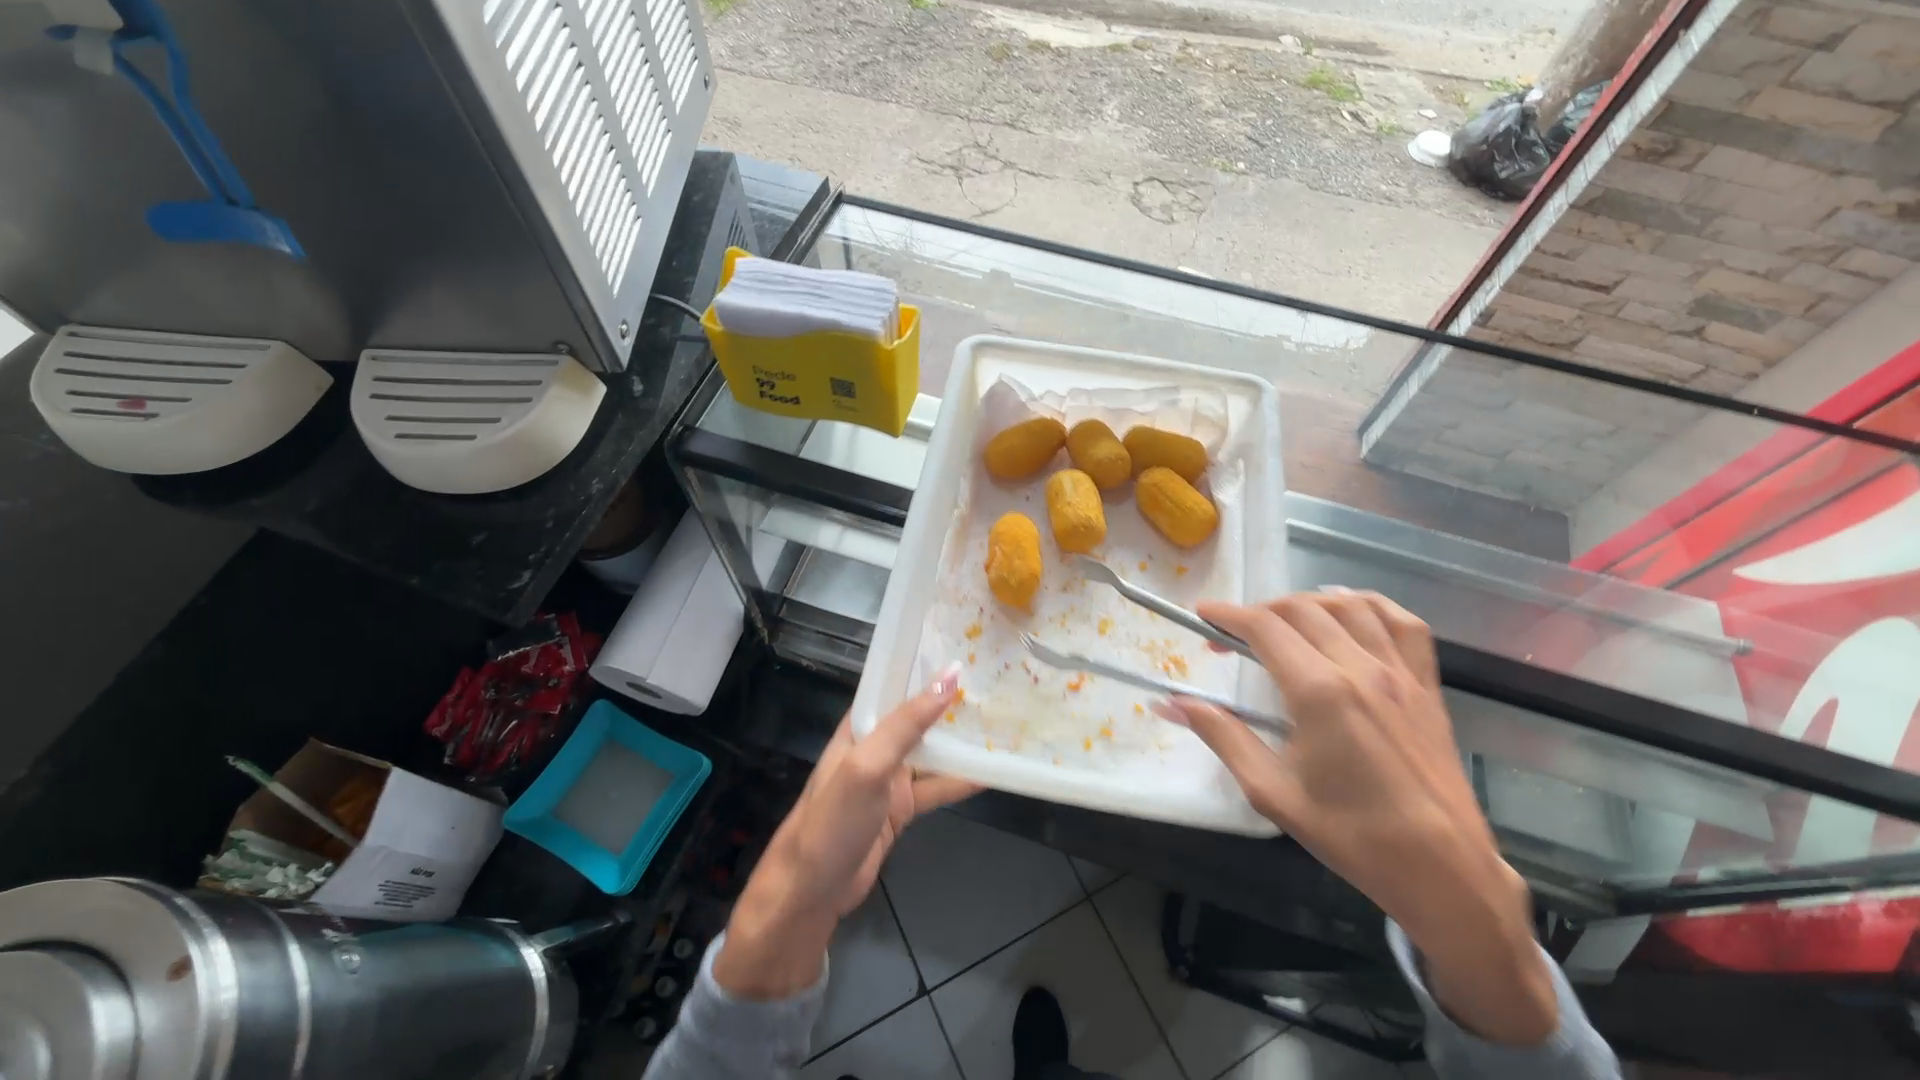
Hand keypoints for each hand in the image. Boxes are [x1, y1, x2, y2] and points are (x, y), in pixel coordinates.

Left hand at [714, 664, 981, 998]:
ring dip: (961, 741)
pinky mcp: (901, 809)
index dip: (924, 665)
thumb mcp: (868, 766)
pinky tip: (991, 772)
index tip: (965, 647)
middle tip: (997, 680)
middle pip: (917, 717)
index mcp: (859, 727)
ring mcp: (889, 779)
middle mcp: (875, 747)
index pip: (894, 685)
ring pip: (932, 752)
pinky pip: (936, 787)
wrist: (812, 889)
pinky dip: (961, 780)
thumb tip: (950, 677)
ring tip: (1003, 721)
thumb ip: (907, 724)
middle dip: (952, 701)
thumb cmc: (832, 820)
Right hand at [1162, 590, 1557, 1045]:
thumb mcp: (1271, 791)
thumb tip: (1170, 703)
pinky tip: (1351, 614)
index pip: (1265, 627)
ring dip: (1308, 603)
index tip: (1203, 615)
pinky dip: (1371, 606)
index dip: (1228, 614)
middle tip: (1234, 636)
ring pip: (1351, 606)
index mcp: (1319, 692)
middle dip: (1260, 611)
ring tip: (1284, 622)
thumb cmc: (1350, 835)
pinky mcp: (1427, 686)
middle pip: (1302, 609)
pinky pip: (1403, 624)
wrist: (1441, 868)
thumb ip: (1222, 735)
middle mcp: (1361, 668)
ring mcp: (1400, 673)